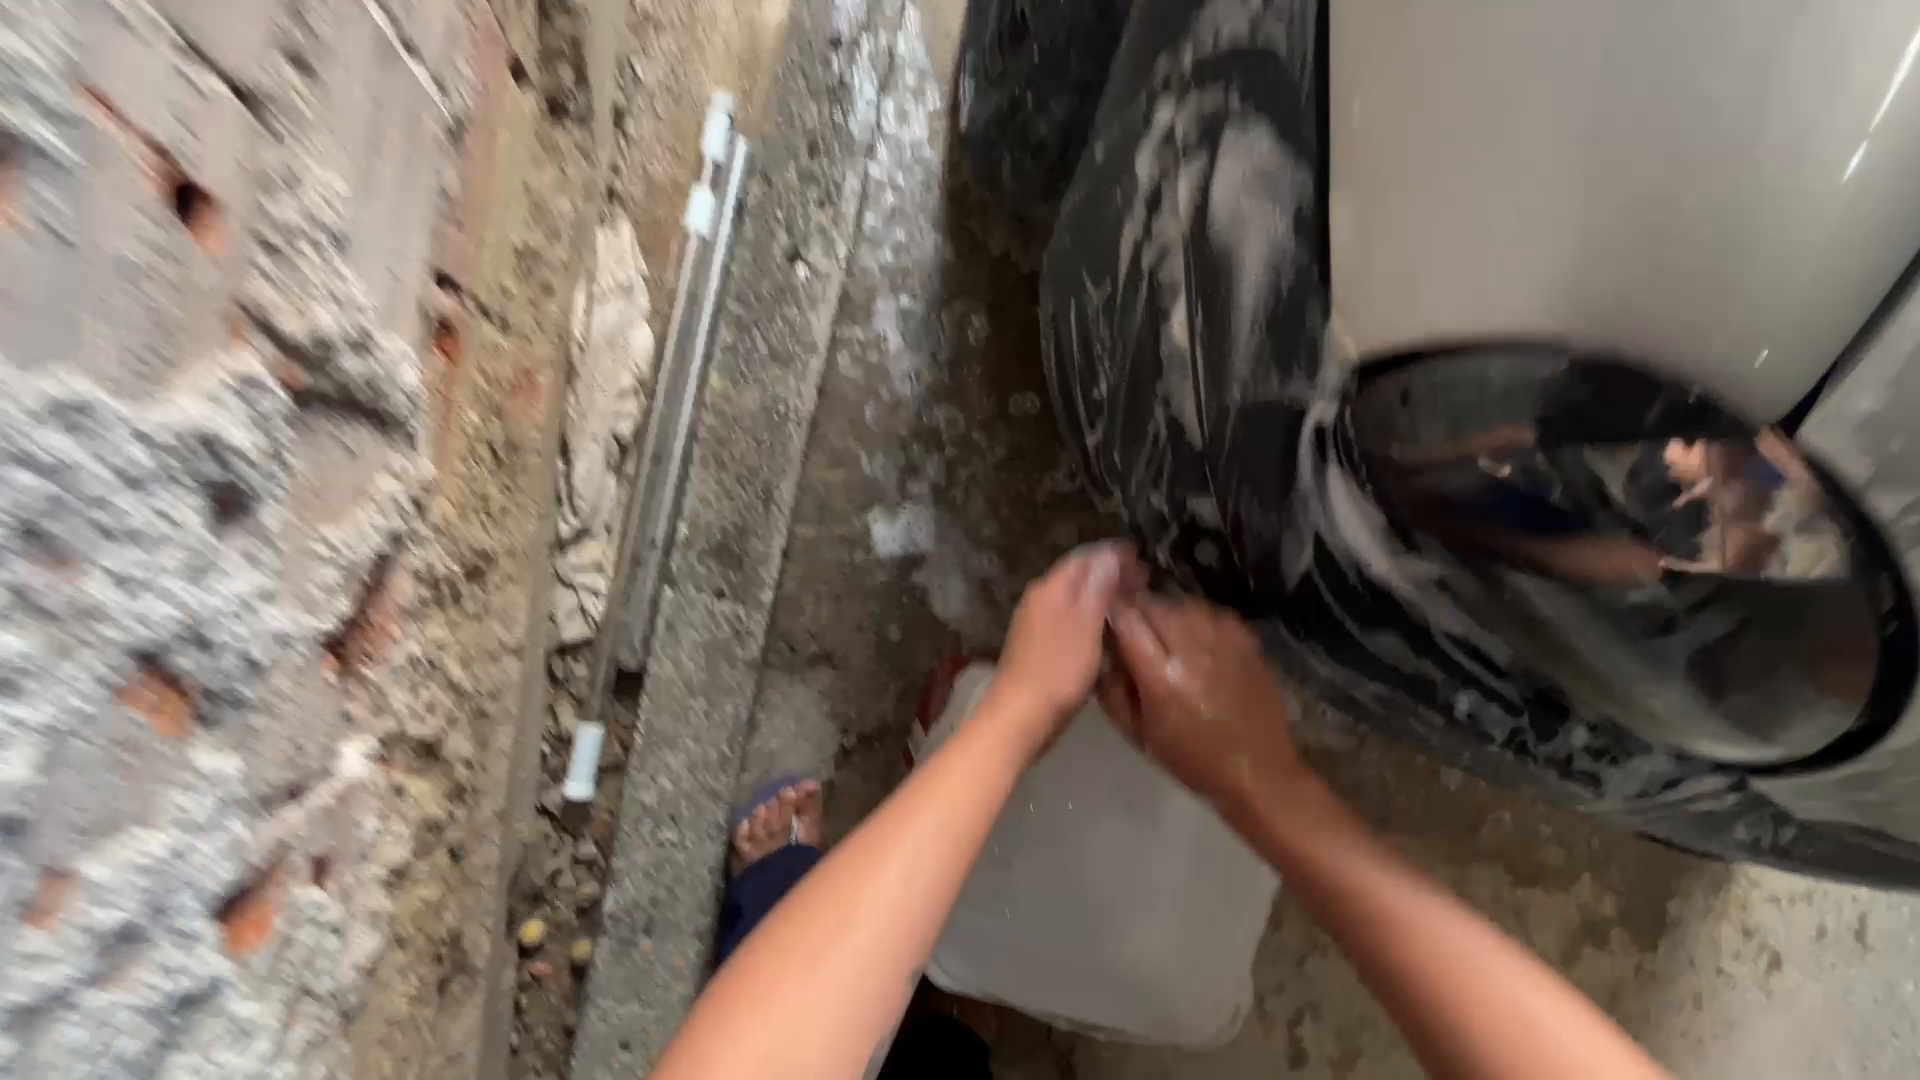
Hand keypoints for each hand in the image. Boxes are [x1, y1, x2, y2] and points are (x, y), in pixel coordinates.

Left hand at [988, 541, 1144, 737]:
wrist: (1020, 713)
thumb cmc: (1058, 668)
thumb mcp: (1086, 623)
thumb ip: (1098, 585)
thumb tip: (1110, 553)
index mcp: (1050, 588)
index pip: (1084, 557)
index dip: (1113, 554)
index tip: (1140, 557)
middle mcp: (1039, 598)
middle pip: (1078, 575)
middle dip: (1110, 573)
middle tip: (1142, 580)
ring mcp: (1035, 621)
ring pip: (1073, 597)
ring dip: (1101, 595)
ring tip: (1130, 602)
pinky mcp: (1037, 645)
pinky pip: (1068, 617)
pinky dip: (1090, 615)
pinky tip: (1105, 629)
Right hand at [1100, 595, 1307, 816]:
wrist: (1259, 770)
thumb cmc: (1192, 758)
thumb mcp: (1139, 735)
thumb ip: (1112, 693)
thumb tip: (1105, 657)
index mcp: (1162, 680)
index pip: (1127, 622)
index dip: (1113, 613)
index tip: (1106, 618)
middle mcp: (1192, 653)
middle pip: (1155, 605)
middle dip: (1138, 610)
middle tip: (1134, 627)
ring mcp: (1224, 643)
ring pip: (1184, 603)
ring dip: (1168, 612)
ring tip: (1166, 631)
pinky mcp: (1247, 642)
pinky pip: (1213, 612)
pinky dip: (1198, 618)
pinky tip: (1197, 637)